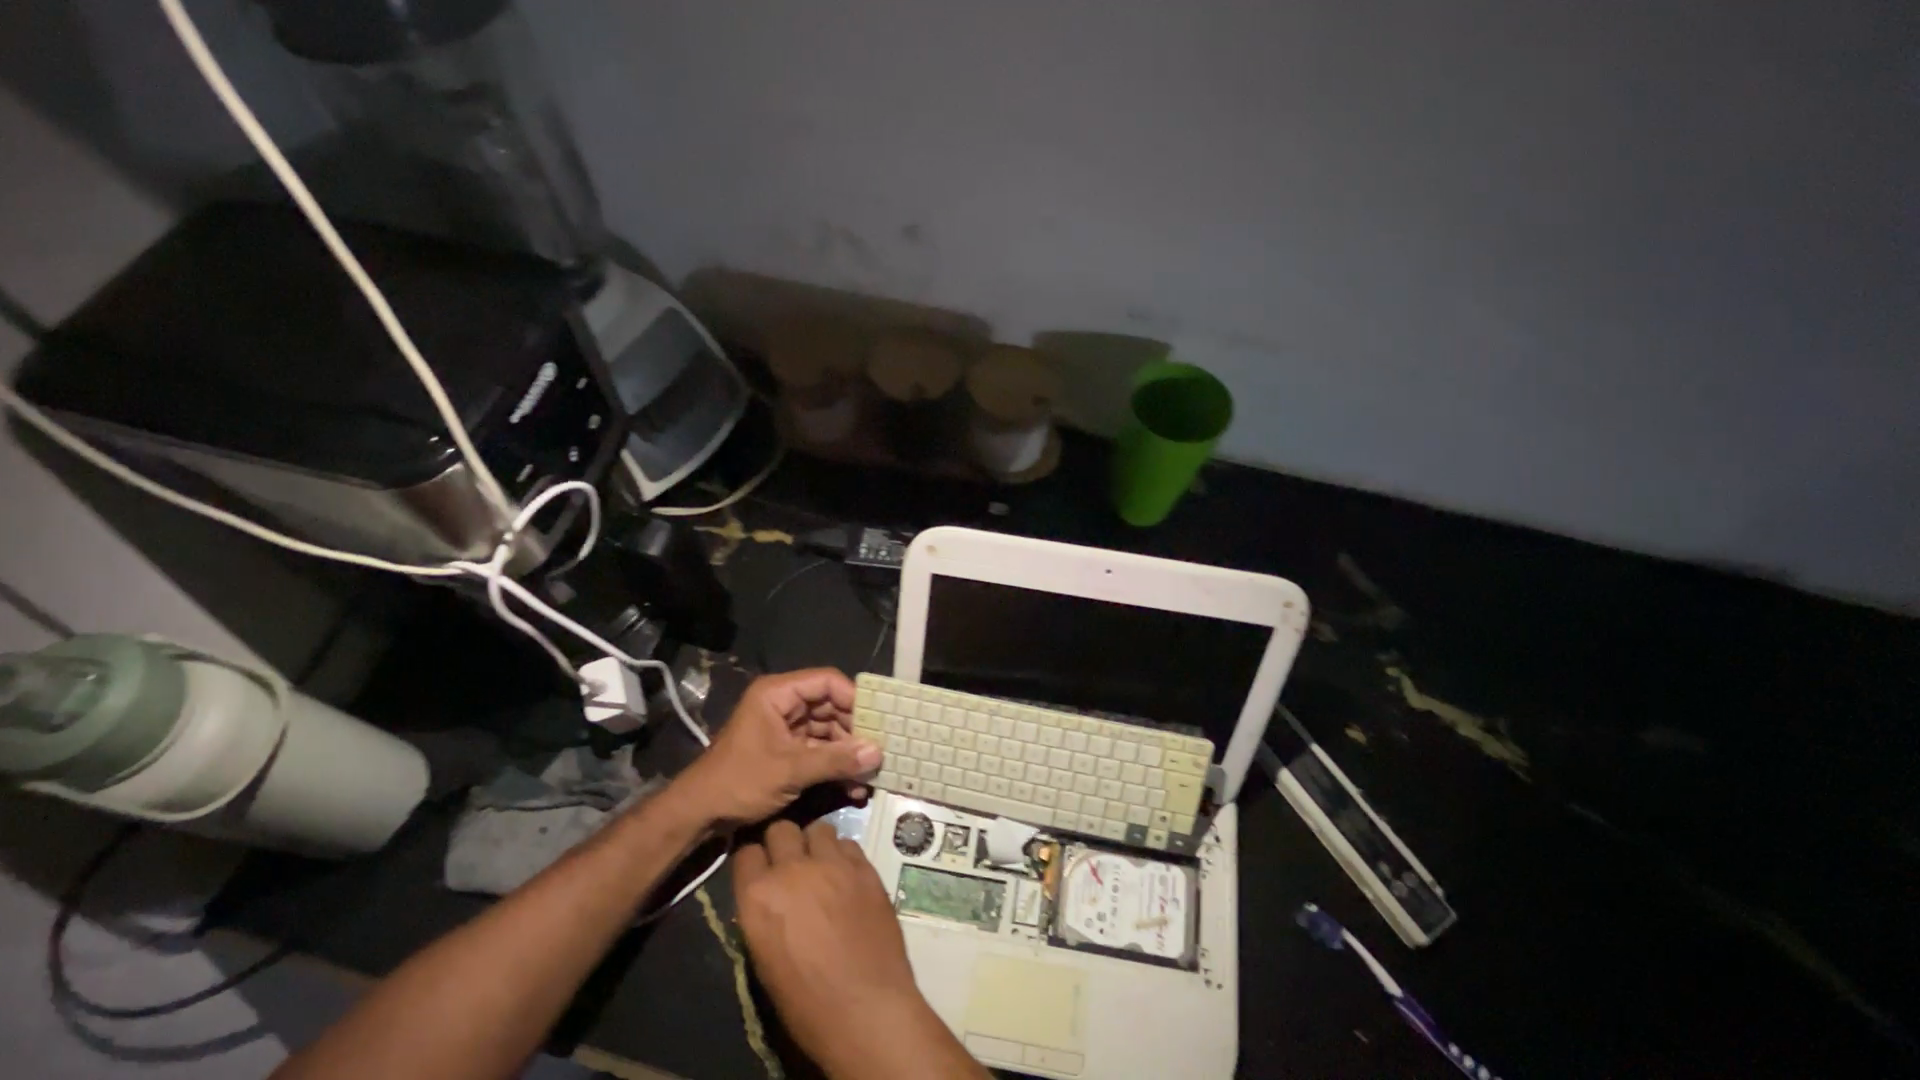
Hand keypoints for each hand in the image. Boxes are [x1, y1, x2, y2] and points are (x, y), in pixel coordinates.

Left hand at [672, 668, 880, 827]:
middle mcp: (784, 705)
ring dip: (849, 754)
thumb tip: (877, 753)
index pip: (826, 682)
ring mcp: (786, 729)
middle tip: (881, 750)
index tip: (878, 721)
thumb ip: (835, 760)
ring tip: (871, 775)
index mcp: (778, 695)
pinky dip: (836, 767)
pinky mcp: (788, 751)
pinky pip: (820, 751)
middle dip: (856, 731)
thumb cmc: (740, 781)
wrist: (701, 813)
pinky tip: (855, 787)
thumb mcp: (790, 770)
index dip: (854, 698)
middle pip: (831, 707)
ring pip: (829, 732)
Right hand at [734, 821, 981, 1079]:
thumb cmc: (805, 1000)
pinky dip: (844, 855)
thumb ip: (762, 914)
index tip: (761, 871)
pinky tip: (847, 876)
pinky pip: (849, 844)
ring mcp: (832, 865)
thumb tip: (769, 898)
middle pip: (782, 829)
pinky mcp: (866, 868)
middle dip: (784, 844)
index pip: (746, 853)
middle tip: (792, 865)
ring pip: (819, 828)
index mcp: (758, 896)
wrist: (864, 1007)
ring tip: (822, 867)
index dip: (754, 861)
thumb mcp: (764, 957)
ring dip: (816, 845)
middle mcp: (792, 870)